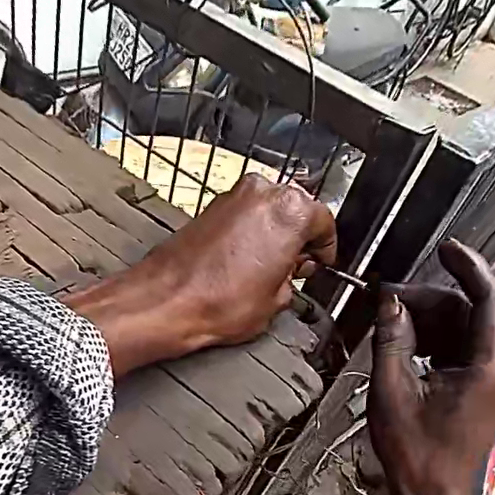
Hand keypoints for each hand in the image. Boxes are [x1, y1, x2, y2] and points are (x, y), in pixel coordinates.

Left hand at [64, 173, 336, 374]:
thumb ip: (293, 278)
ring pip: (268, 209)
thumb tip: (289, 275)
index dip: (327, 246)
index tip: (322, 260)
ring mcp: (232, 196)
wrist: (167, 302)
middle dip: (299, 237)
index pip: (325, 219)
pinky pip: (243, 215)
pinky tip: (245, 263)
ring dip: (273, 234)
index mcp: (290, 210)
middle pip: (296, 209)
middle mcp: (261, 192)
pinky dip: (250, 232)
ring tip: (269, 270)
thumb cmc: (216, 301)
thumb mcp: (276, 300)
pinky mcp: (209, 207)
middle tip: (297, 268)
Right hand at [367, 240, 494, 494]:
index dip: (467, 266)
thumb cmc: (417, 455)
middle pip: (472, 311)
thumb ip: (392, 339)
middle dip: (431, 299)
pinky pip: (461, 348)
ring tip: (390, 326)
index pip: (489, 297)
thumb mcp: (392, 390)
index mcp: (491, 365)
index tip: (445, 248)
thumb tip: (389, 302)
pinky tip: (404, 346)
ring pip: (465, 328)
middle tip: (390, 302)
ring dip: (429, 320)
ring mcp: (494, 378)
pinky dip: (434, 340)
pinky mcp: (482, 388)